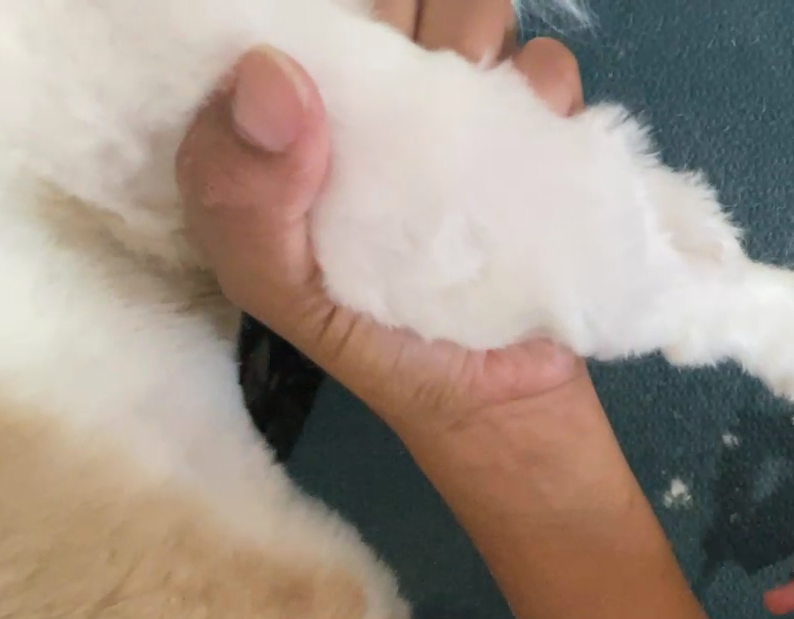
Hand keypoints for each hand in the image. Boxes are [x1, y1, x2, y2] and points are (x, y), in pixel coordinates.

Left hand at [175, 0, 585, 438]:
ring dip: (488, 40)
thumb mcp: (277, 289)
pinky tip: (541, 129)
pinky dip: (551, 89)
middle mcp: (400, 106)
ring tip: (484, 110)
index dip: (328, 11)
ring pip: (485, 19)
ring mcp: (480, 127)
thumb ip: (238, 198)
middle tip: (424, 80)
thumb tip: (275, 74)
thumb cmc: (383, 350)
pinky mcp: (548, 153)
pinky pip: (555, 79)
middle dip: (418, 10)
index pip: (314, 11)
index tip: (346, 51)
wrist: (497, 405)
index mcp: (319, 119)